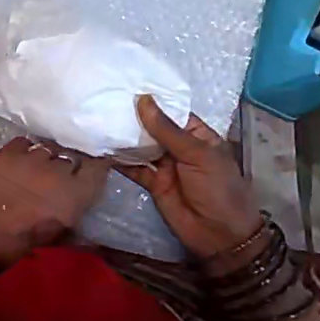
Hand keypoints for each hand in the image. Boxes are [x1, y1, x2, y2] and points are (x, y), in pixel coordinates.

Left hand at [0, 138, 111, 265]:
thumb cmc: (20, 242)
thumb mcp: (59, 234)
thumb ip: (76, 213)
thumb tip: (86, 203)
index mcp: (74, 197)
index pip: (98, 168)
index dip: (96, 166)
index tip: (92, 168)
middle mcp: (57, 173)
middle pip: (72, 156)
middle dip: (68, 163)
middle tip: (59, 173)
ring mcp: (32, 159)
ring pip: (49, 148)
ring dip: (46, 157)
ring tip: (38, 166)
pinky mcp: (9, 151)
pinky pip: (26, 142)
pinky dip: (25, 150)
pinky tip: (20, 161)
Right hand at [117, 96, 264, 266]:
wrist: (220, 235)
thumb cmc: (218, 188)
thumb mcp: (196, 154)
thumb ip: (167, 130)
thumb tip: (143, 99)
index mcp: (197, 135)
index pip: (172, 112)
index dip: (152, 101)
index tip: (126, 85)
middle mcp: (180, 147)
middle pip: (153, 128)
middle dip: (133, 117)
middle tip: (105, 99)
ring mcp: (166, 165)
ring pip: (142, 147)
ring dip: (124, 137)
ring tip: (99, 118)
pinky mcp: (153, 183)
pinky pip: (135, 168)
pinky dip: (120, 160)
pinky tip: (102, 148)